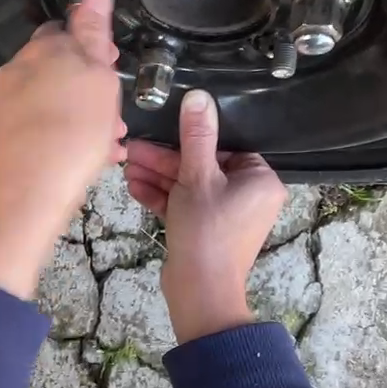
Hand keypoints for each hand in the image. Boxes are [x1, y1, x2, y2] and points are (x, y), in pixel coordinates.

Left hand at [0, 0, 125, 296]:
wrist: (28, 192)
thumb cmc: (73, 131)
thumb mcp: (96, 75)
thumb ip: (93, 32)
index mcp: (39, 51)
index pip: (66, 30)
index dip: (93, 46)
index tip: (113, 67)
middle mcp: (15, 73)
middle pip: (58, 69)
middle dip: (89, 85)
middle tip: (115, 111)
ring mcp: (6, 106)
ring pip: (53, 102)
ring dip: (83, 115)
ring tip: (110, 141)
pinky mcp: (4, 137)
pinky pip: (42, 128)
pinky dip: (66, 136)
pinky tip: (91, 158)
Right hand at [123, 90, 286, 341]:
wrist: (200, 290)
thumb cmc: (207, 230)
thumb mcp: (197, 176)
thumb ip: (196, 136)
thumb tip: (198, 96)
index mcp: (260, 180)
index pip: (225, 148)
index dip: (190, 141)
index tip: (159, 134)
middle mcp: (248, 196)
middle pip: (202, 167)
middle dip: (164, 161)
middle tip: (133, 150)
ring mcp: (226, 216)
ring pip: (189, 186)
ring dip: (157, 177)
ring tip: (126, 167)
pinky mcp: (205, 231)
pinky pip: (185, 205)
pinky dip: (162, 197)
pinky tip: (134, 188)